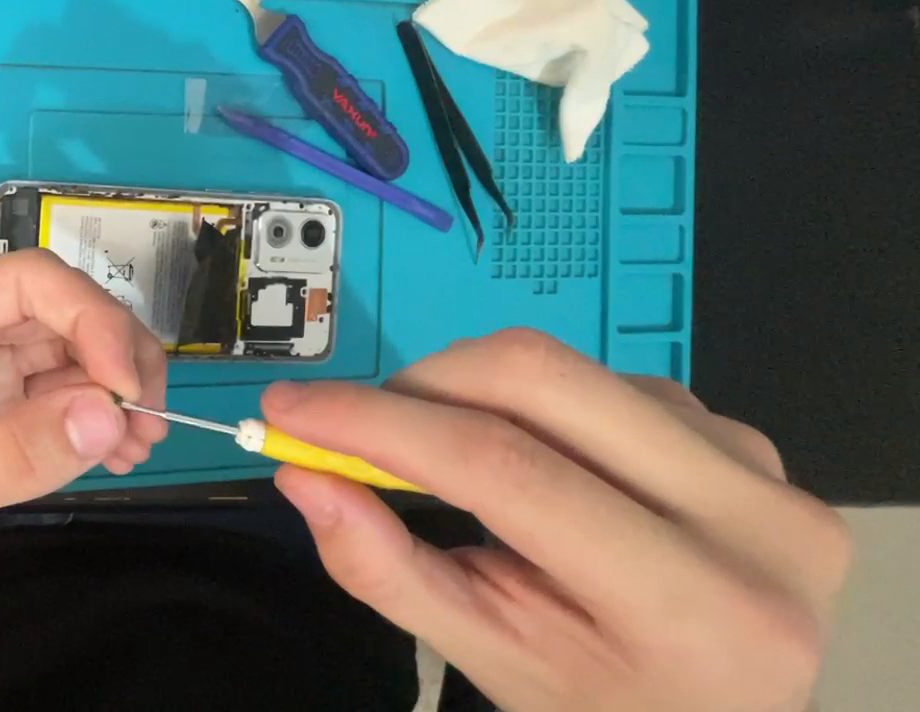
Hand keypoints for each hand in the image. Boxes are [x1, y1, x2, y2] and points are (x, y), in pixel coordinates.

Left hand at [0, 249, 168, 632]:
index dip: (89, 319)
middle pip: (54, 308)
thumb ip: (13, 457)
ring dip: (111, 389)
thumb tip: (110, 414)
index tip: (129, 387)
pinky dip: (93, 417)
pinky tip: (116, 452)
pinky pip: (55, 392)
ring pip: (64, 348)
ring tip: (138, 445)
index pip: (23, 281)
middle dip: (111, 355)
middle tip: (149, 420)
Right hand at [261, 329, 848, 711]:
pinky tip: (529, 452)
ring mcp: (756, 462)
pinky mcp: (737, 429)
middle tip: (359, 424)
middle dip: (414, 384)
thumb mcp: (479, 653)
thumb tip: (297, 474)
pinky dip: (517, 398)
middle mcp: (753, 518)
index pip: (500, 470)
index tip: (285, 407)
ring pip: (556, 364)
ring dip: (462, 389)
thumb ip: (381, 568)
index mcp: (693, 606)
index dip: (374, 423)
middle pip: (534, 377)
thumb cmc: (592, 698)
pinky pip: (587, 374)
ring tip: (445, 451)